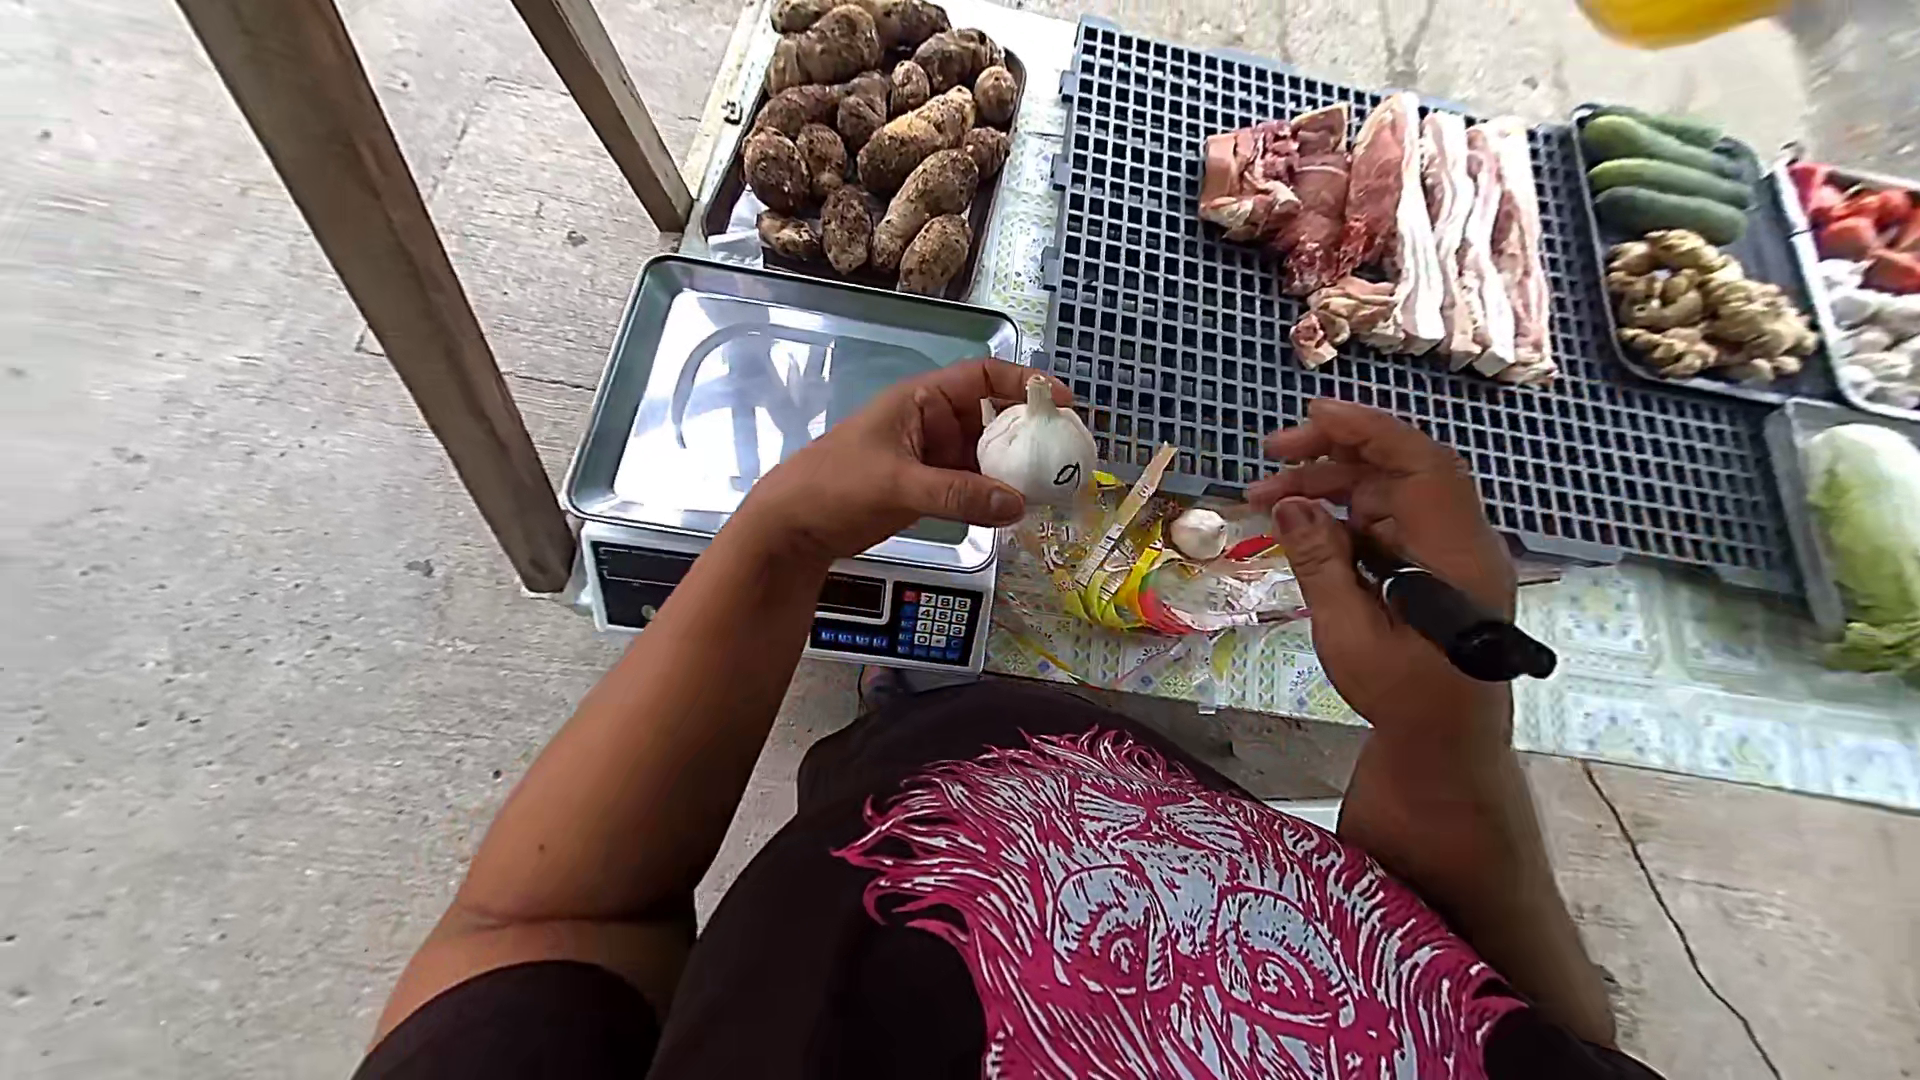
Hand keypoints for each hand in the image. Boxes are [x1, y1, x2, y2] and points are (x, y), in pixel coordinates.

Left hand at [738, 358, 1069, 561]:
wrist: (795, 528)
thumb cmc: (835, 486)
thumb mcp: (897, 484)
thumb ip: (957, 494)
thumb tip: (1018, 504)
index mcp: (921, 400)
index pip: (981, 377)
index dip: (1023, 383)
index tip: (1061, 402)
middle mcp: (932, 422)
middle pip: (991, 417)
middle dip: (1026, 432)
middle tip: (1063, 454)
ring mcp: (932, 456)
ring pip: (985, 455)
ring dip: (1013, 468)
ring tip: (1049, 484)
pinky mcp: (930, 487)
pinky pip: (972, 485)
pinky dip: (993, 495)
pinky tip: (1016, 508)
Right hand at [1246, 399, 1517, 741]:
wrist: (1443, 736)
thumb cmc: (1401, 694)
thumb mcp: (1348, 632)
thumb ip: (1321, 564)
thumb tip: (1289, 506)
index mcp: (1453, 556)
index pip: (1421, 467)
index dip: (1370, 431)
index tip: (1314, 415)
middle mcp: (1455, 540)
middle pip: (1399, 469)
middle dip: (1333, 453)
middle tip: (1271, 456)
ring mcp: (1441, 549)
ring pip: (1384, 490)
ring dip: (1325, 485)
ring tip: (1264, 496)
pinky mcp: (1425, 561)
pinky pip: (1380, 518)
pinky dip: (1336, 512)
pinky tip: (1297, 522)